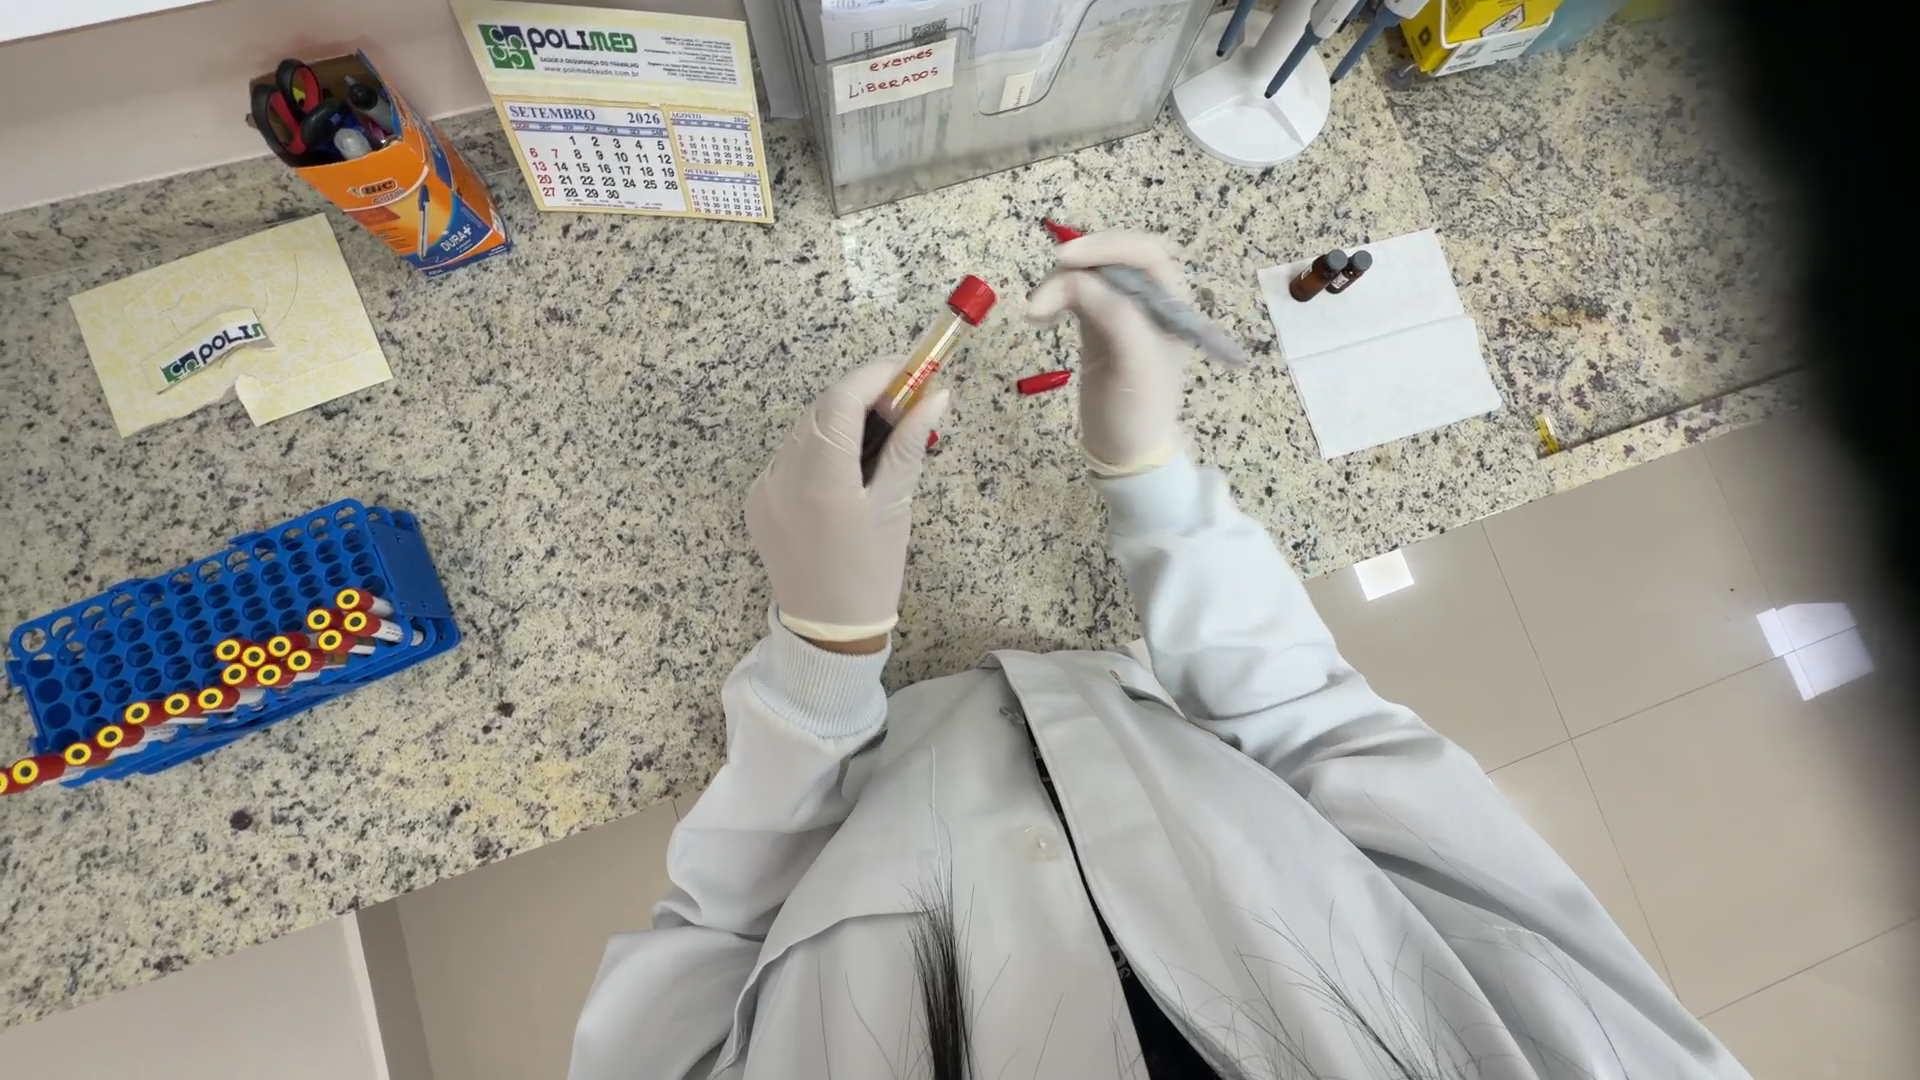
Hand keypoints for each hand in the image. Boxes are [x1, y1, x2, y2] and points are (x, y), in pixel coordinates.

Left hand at [746, 359, 947, 646]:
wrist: (827, 630)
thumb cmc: (871, 572)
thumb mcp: (895, 508)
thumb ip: (909, 446)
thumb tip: (936, 395)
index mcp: (820, 480)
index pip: (842, 400)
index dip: (876, 375)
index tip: (910, 369)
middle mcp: (781, 476)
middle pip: (821, 410)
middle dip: (862, 396)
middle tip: (904, 401)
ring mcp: (763, 488)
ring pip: (804, 430)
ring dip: (841, 419)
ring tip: (881, 433)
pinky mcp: (757, 500)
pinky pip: (791, 455)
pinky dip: (821, 446)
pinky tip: (847, 463)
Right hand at [1027, 231, 1188, 473]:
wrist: (1124, 449)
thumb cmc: (1139, 410)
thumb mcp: (1135, 364)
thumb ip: (1116, 316)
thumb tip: (1078, 281)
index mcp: (1173, 303)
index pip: (1147, 252)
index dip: (1108, 246)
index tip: (1066, 260)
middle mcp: (1149, 299)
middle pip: (1115, 255)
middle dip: (1080, 263)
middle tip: (1045, 288)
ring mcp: (1120, 310)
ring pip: (1090, 273)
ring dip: (1059, 283)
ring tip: (1036, 313)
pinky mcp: (1096, 325)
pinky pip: (1075, 294)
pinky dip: (1055, 297)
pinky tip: (1040, 316)